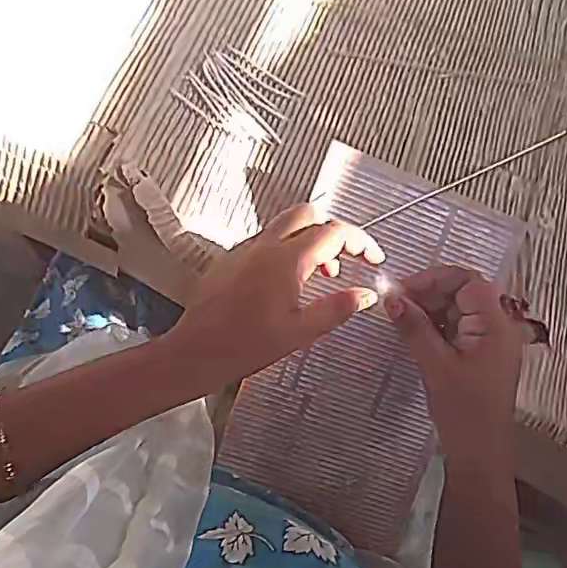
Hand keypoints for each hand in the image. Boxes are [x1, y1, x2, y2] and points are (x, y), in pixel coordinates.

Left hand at [165, 203, 383, 389]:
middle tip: (344, 259)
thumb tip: (363, 296)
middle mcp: (263, 248)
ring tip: (316, 275)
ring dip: (307, 240)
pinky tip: (284, 283)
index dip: (360, 242)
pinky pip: (262, 242)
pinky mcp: (228, 262)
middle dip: (332, 231)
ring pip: (283, 225)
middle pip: (308, 214)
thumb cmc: (240, 346)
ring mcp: (243, 252)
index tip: (371, 257)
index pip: (334, 232)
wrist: (196, 353)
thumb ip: (336, 309)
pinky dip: (282, 250)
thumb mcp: (300, 332)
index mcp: (286, 261)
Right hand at [386, 266, 530, 461]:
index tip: (401, 290)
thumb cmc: (464, 412)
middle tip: (395, 305)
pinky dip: (433, 327)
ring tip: (400, 321)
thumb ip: (414, 328)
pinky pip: (454, 330)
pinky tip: (413, 335)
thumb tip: (392, 298)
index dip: (433, 279)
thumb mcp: (435, 365)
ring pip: (456, 311)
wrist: (480, 453)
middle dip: (428, 294)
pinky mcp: (477, 356)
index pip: (467, 280)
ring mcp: (487, 343)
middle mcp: (497, 328)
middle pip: (462, 293)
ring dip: (428, 311)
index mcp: (495, 325)